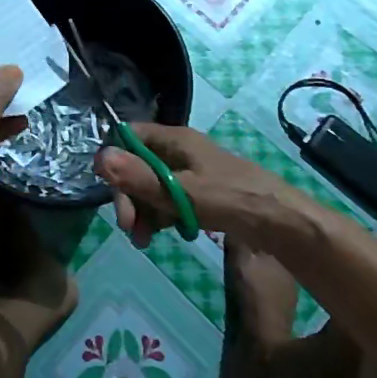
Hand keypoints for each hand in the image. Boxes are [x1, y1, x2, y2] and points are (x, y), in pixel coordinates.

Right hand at [94, 124, 295, 249]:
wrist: (277, 220)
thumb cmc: (229, 198)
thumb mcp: (180, 191)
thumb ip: (140, 177)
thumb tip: (100, 157)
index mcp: (176, 140)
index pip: (131, 136)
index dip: (117, 160)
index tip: (113, 191)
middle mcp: (180, 151)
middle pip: (139, 166)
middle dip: (130, 196)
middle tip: (130, 228)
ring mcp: (190, 172)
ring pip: (153, 187)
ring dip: (144, 212)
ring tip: (145, 241)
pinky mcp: (199, 193)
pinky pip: (169, 200)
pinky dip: (161, 216)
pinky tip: (162, 236)